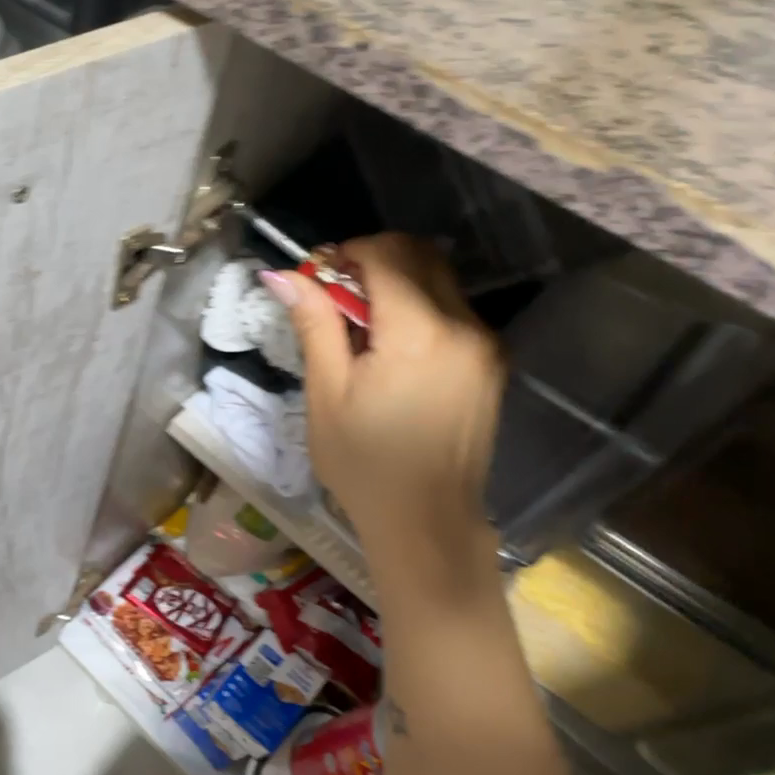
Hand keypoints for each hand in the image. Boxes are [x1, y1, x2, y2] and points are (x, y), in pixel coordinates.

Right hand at [261, 235, 503, 543]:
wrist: (426, 520)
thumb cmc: (363, 462)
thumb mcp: (326, 394)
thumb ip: (315, 325)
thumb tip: (283, 275)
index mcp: (419, 332)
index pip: (387, 256)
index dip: (346, 254)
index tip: (316, 279)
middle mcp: (463, 326)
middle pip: (421, 256)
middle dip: (373, 261)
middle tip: (334, 298)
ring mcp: (485, 344)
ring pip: (439, 281)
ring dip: (396, 285)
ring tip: (358, 331)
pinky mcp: (491, 362)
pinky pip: (453, 311)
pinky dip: (418, 309)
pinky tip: (390, 351)